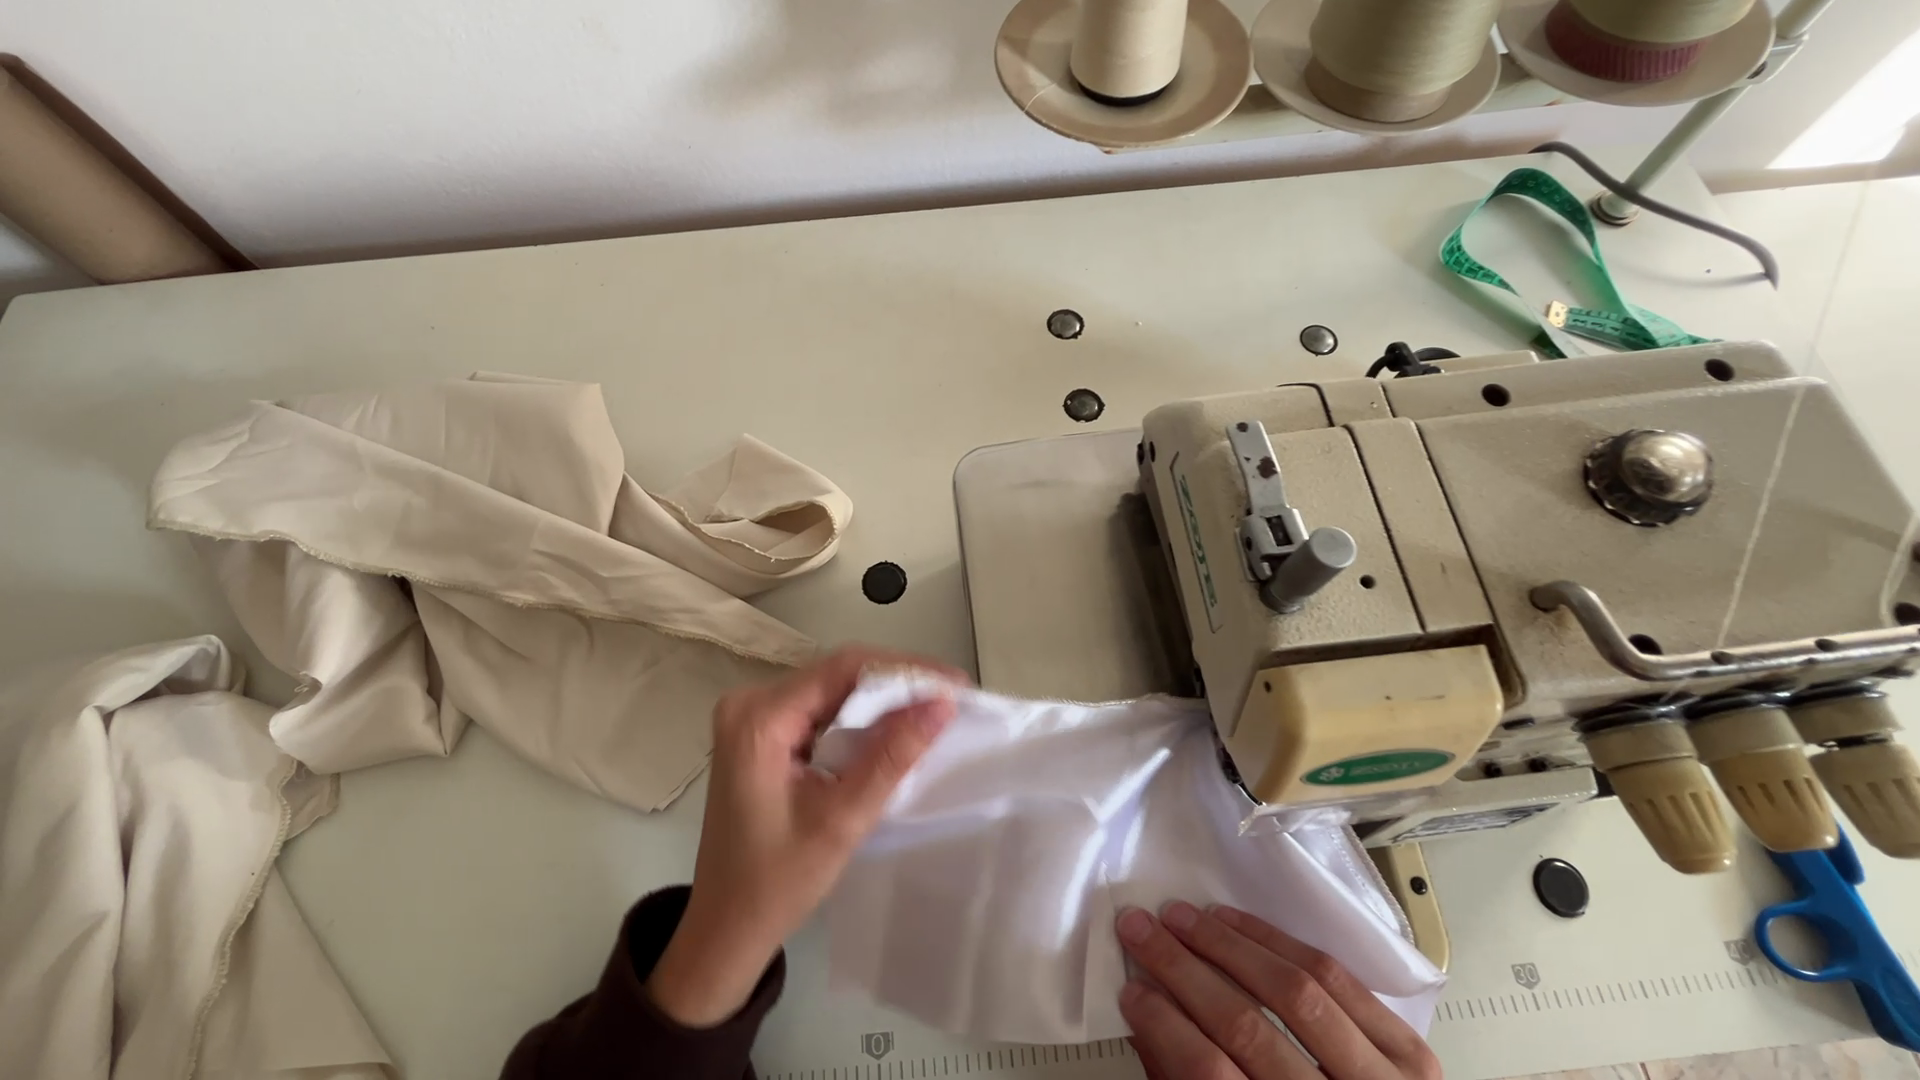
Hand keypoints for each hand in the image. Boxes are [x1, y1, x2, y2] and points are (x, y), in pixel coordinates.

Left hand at [647, 646, 964, 1025]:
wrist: (725, 924)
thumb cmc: (778, 881)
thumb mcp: (842, 819)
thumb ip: (892, 757)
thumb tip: (942, 704)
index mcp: (758, 719)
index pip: (842, 669)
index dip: (903, 669)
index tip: (953, 683)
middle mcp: (749, 703)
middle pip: (836, 673)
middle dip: (896, 682)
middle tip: (951, 695)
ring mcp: (752, 716)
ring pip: (832, 688)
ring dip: (882, 698)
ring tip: (933, 707)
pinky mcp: (761, 732)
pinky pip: (820, 709)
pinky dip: (859, 717)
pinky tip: (894, 726)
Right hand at [1116, 903, 1440, 1079]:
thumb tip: (1145, 1011)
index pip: (1210, 1075)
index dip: (1164, 1027)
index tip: (1129, 988)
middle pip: (1247, 1028)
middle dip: (1181, 969)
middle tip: (1139, 928)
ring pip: (1296, 992)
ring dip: (1226, 944)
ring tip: (1181, 916)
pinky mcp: (1413, 1054)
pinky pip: (1337, 978)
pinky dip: (1277, 941)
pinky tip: (1234, 921)